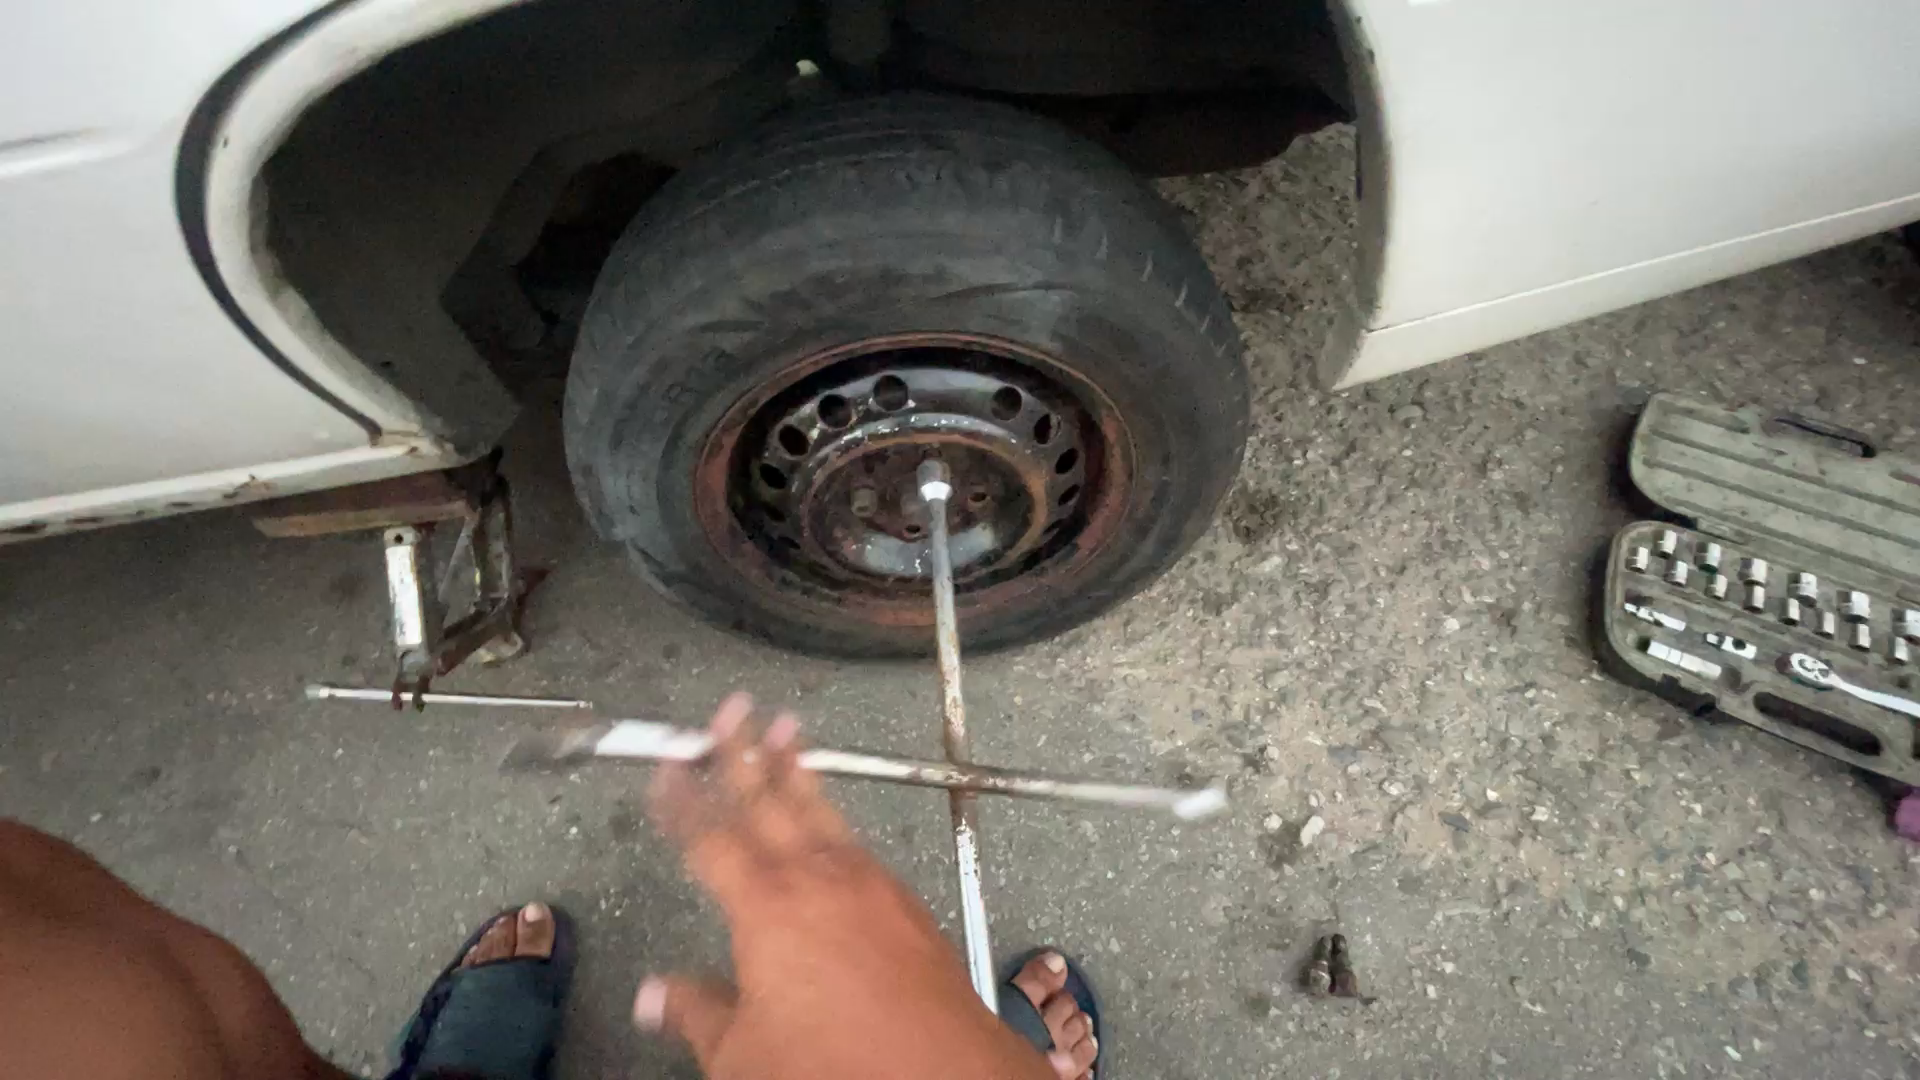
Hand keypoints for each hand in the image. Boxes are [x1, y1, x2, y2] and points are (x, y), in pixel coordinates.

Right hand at [634, 693, 1053, 1079]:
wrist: (939, 1065)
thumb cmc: (834, 1062)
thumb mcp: (744, 1055)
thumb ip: (698, 1011)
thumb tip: (654, 991)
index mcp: (767, 907)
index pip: (711, 839)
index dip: (684, 800)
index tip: (668, 764)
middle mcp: (815, 875)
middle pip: (768, 800)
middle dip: (743, 750)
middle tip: (733, 706)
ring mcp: (862, 876)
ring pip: (816, 807)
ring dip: (795, 765)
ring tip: (785, 725)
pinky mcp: (896, 890)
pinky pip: (851, 835)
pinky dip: (830, 811)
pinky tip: (826, 809)